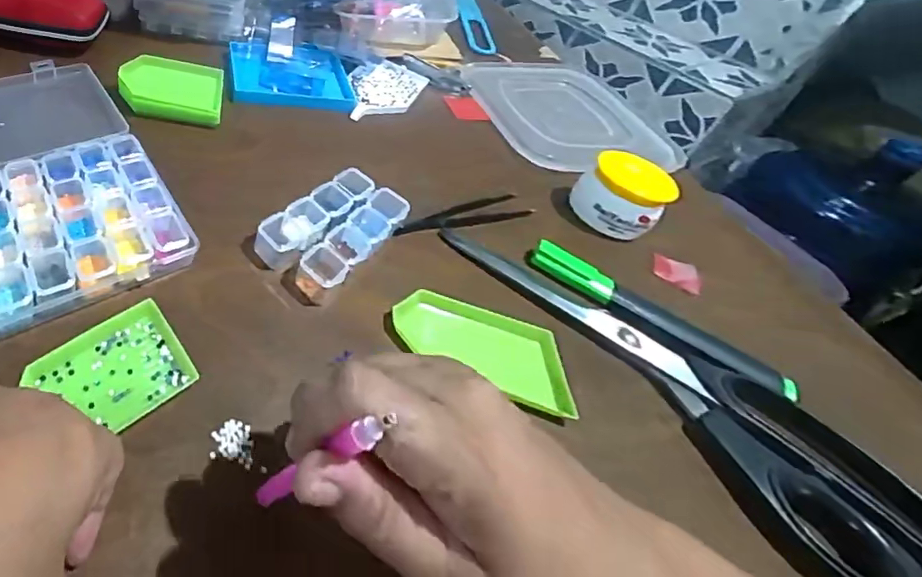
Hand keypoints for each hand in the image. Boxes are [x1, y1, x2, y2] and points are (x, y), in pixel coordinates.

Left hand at [0, 384, 122, 576]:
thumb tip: (37, 544)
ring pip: (12, 432)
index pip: (110, 461)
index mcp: (79, 444)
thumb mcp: (39, 572)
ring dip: (5, 472)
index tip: (64, 556)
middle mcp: (37, 406)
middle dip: (49, 488)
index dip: (94, 512)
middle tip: (22, 543)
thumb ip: (53, 552)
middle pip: (60, 439)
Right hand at [287, 353, 748, 576]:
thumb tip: (303, 473)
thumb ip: (375, 516)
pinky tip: (396, 446)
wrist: (619, 558)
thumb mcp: (451, 573)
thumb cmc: (533, 576)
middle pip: (351, 370)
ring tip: (370, 470)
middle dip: (325, 417)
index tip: (312, 471)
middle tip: (338, 480)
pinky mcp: (462, 370)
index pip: (352, 386)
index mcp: (454, 436)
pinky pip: (393, 368)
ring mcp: (460, 369)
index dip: (314, 418)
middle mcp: (452, 381)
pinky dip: (373, 399)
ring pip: (367, 366)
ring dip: (347, 409)